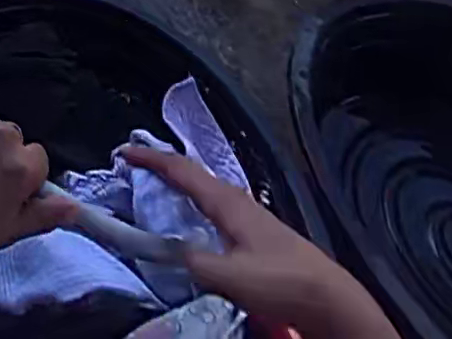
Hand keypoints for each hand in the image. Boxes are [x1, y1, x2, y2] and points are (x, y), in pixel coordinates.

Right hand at [120, 145, 398, 338]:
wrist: (329, 298)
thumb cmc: (280, 281)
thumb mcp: (231, 277)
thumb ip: (194, 261)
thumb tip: (164, 248)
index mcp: (225, 200)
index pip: (180, 169)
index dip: (149, 159)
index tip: (122, 151)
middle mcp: (233, 197)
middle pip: (190, 171)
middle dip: (159, 164)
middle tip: (132, 163)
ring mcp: (244, 211)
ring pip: (201, 185)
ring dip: (175, 179)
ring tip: (153, 181)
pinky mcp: (251, 228)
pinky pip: (210, 201)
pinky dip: (190, 197)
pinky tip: (189, 212)